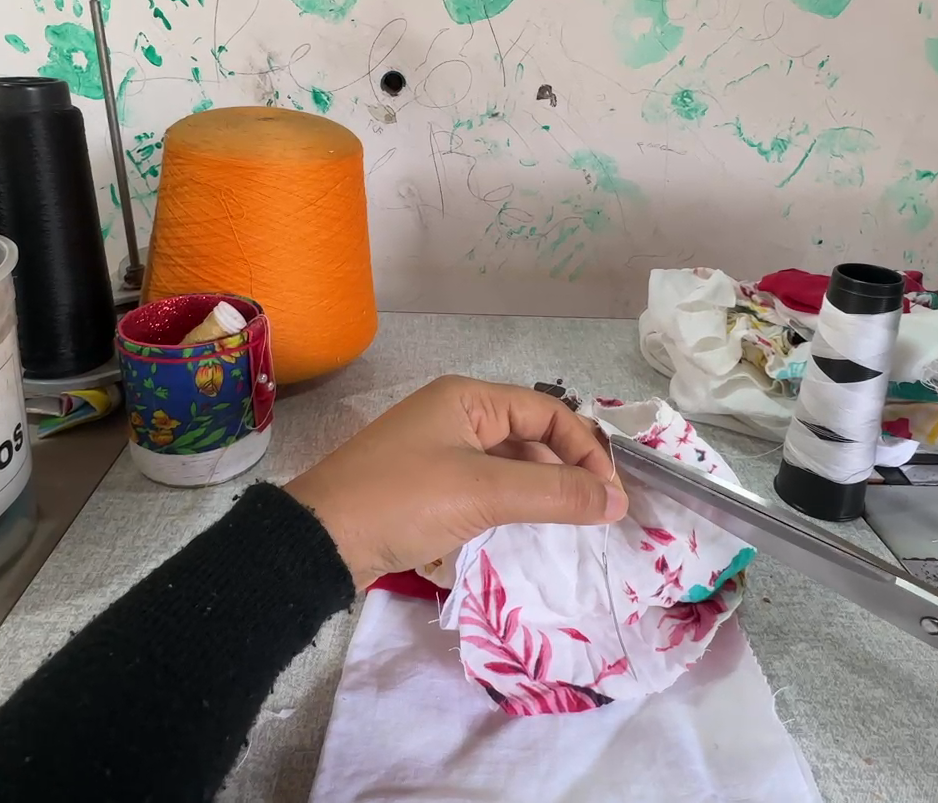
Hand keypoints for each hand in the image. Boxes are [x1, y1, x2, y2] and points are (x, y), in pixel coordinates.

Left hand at [283, 376, 628, 590]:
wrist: (321, 539)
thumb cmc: (404, 500)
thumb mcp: (484, 493)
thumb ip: (554, 493)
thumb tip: (617, 500)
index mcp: (468, 397)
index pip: (547, 412)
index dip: (585, 449)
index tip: (612, 497)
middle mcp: (456, 413)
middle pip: (530, 433)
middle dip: (566, 469)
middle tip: (598, 514)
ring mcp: (440, 447)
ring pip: (509, 461)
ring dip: (541, 487)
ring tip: (570, 523)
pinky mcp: (429, 481)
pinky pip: (486, 482)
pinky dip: (511, 501)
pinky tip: (525, 526)